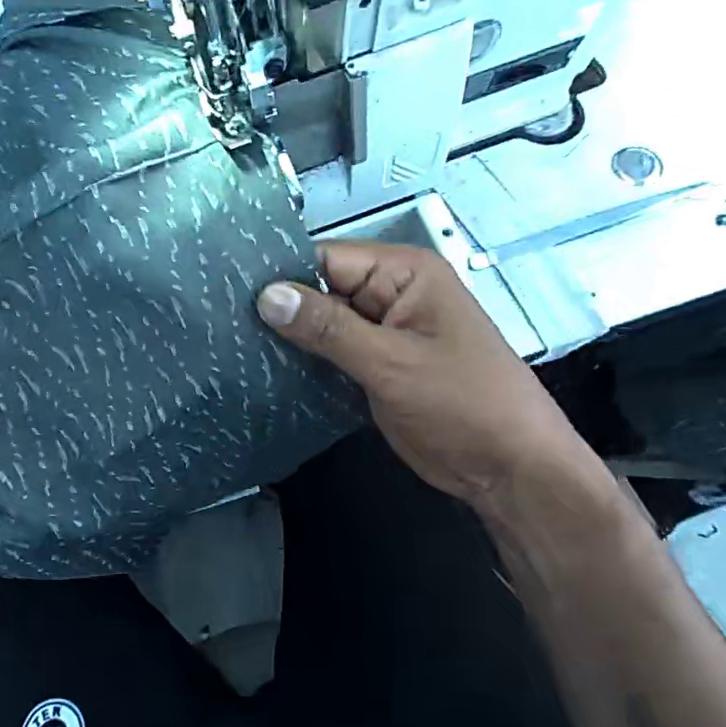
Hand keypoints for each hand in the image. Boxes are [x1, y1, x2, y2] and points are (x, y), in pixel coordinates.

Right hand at [258, 241, 589, 509]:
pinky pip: (335, 360)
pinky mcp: (379, 372)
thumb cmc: (463, 403)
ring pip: (325, 329)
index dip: (281, 274)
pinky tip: (266, 376)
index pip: (328, 258)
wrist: (507, 467)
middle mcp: (393, 296)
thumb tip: (266, 295)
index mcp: (405, 273)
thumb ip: (328, 328)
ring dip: (290, 342)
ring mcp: (385, 337)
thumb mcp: (392, 362)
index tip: (225, 291)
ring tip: (230, 349)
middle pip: (322, 292)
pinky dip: (308, 368)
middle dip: (280, 310)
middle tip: (218, 325)